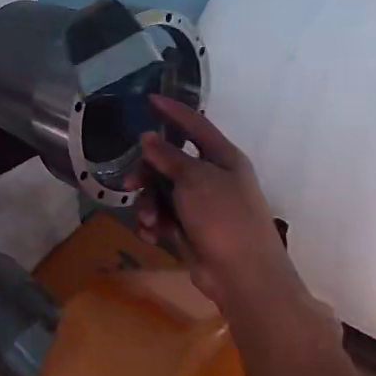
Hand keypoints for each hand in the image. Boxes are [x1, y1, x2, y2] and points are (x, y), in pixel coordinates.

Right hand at [134, 95, 299, 309]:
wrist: (244, 276)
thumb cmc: (224, 217)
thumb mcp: (194, 179)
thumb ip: (168, 156)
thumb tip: (147, 137)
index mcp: (222, 158)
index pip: (195, 125)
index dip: (173, 111)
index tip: (149, 99)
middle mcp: (213, 178)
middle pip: (170, 162)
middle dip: (148, 171)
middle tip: (132, 181)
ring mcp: (202, 206)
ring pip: (163, 192)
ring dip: (150, 203)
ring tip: (149, 220)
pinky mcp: (191, 231)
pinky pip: (164, 217)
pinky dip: (154, 224)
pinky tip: (151, 234)